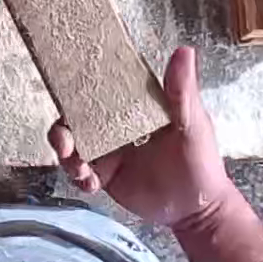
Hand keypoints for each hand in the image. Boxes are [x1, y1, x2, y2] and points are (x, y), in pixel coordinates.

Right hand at [48, 46, 239, 232]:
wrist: (195, 210)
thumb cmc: (200, 163)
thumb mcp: (193, 124)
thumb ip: (182, 91)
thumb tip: (184, 51)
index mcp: (133, 108)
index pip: (98, 92)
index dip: (77, 92)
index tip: (66, 94)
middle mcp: (115, 127)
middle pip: (75, 121)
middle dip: (62, 131)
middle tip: (65, 144)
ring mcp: (107, 152)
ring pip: (72, 147)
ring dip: (67, 156)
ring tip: (80, 169)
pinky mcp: (103, 176)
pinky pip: (79, 173)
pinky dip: (79, 178)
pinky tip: (91, 184)